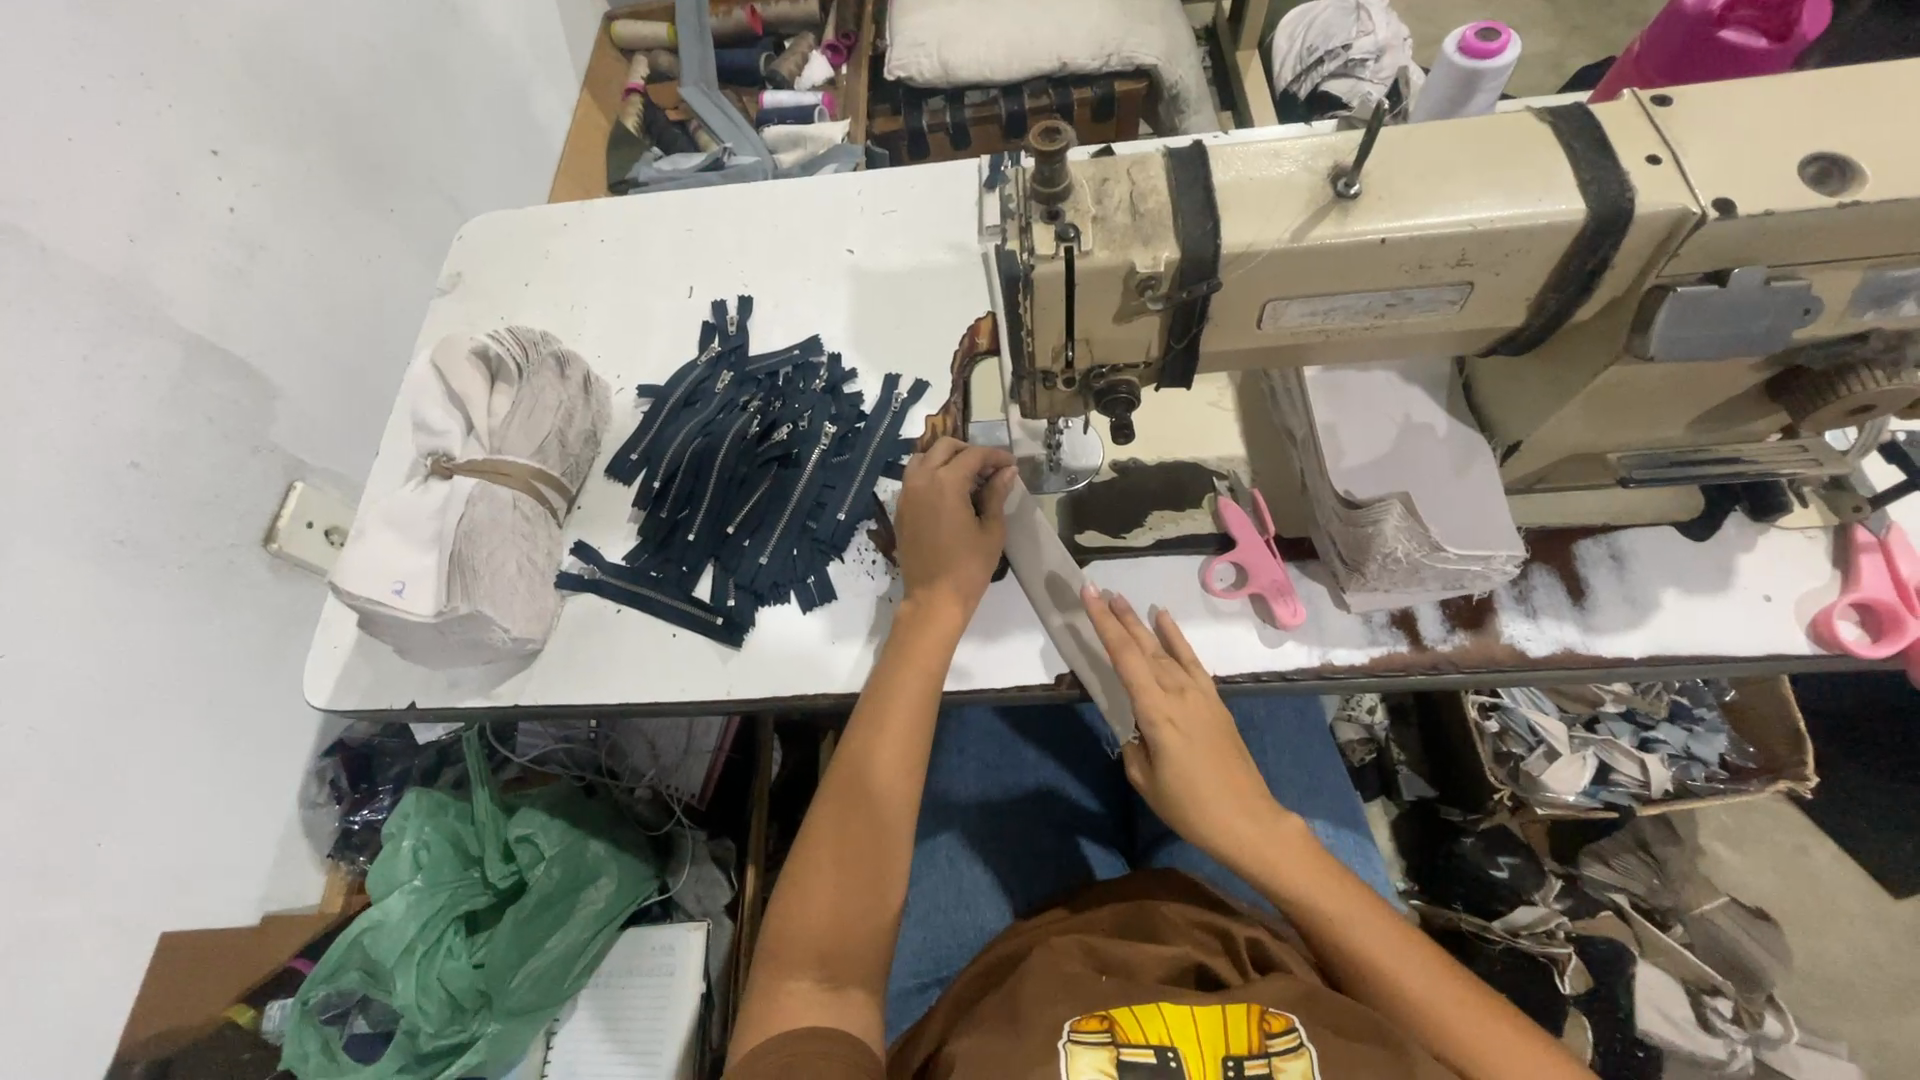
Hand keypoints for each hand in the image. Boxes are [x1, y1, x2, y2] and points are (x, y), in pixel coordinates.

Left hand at [894, 437, 1017, 623]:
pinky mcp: (900, 509)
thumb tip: (1007, 472)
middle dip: (969, 452)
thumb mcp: (991, 530)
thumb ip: (997, 494)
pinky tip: (949, 494)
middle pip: (944, 447)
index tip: (1010, 465)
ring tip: (967, 478)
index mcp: (946, 483)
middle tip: (989, 469)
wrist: (933, 598)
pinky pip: (913, 479)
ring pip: (923, 459)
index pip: (973, 455)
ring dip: (946, 460)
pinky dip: (931, 475)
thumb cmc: (969, 567)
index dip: (995, 456)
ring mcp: (906, 494)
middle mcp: (921, 481)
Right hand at [1082, 585, 1297, 863]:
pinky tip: (1164, 619)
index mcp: (1156, 711)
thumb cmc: (1190, 806)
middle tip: (1097, 589)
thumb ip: (1134, 744)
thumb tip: (1135, 727)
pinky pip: (1190, 660)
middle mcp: (1177, 692)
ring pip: (1163, 649)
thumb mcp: (1145, 779)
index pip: (1123, 657)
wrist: (1247, 820)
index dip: (1103, 624)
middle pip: (1142, 646)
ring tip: (1122, 599)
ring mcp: (1199, 694)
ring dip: (1141, 623)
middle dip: (1117, 616)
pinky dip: (1176, 637)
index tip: (1088, 595)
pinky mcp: (1214, 700)